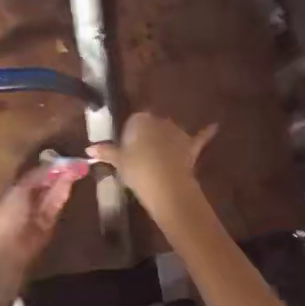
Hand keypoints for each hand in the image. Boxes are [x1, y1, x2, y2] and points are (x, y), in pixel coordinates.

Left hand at [0, 159, 88, 293]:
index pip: (36, 174)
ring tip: (78, 167)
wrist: (9, 249)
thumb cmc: (8, 216)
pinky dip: (64, 192)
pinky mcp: (50, 222)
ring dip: (65, 180)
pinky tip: (72, 180)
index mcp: (16, 189)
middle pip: (47, 182)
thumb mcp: (19, 191)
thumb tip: (53, 165)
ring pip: (54, 191)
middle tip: (77, 161)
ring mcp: (40, 210)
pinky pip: (57, 203)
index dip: (50, 166)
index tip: (65, 158)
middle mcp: (29, 198)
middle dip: (60, 172)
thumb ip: (37, 177)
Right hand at [88, 113, 216, 214]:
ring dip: (168, 140)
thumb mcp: (118, 162)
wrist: (166, 185)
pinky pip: (199, 137)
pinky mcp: (191, 145)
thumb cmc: (137, 170)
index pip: (132, 123)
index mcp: (139, 120)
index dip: (130, 137)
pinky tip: (215, 125)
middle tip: (141, 157)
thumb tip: (88, 149)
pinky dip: (206, 132)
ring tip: (160, 158)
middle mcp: (160, 120)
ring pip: (171, 132)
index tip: (127, 152)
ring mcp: (178, 132)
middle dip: (148, 138)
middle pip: (152, 126)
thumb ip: (106, 153)